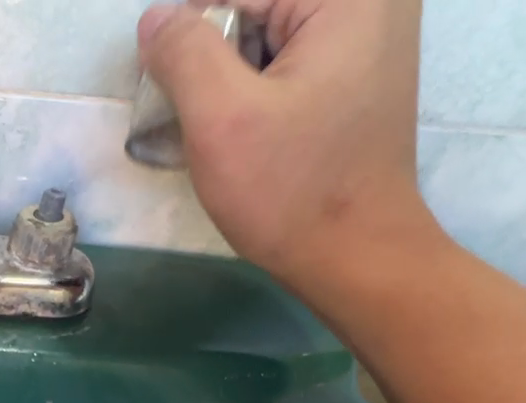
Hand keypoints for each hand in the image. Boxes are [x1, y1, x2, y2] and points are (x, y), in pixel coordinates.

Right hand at [136, 0, 440, 286]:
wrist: (352, 254)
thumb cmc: (289, 188)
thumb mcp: (221, 119)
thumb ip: (184, 53)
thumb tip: (156, 16)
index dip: (191, 36)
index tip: (176, 91)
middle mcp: (369, 3)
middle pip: (253, 8)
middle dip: (210, 56)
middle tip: (203, 116)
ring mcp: (366, 38)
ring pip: (263, 37)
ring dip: (224, 77)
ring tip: (218, 128)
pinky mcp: (352, 75)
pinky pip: (282, 61)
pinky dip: (247, 91)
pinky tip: (241, 132)